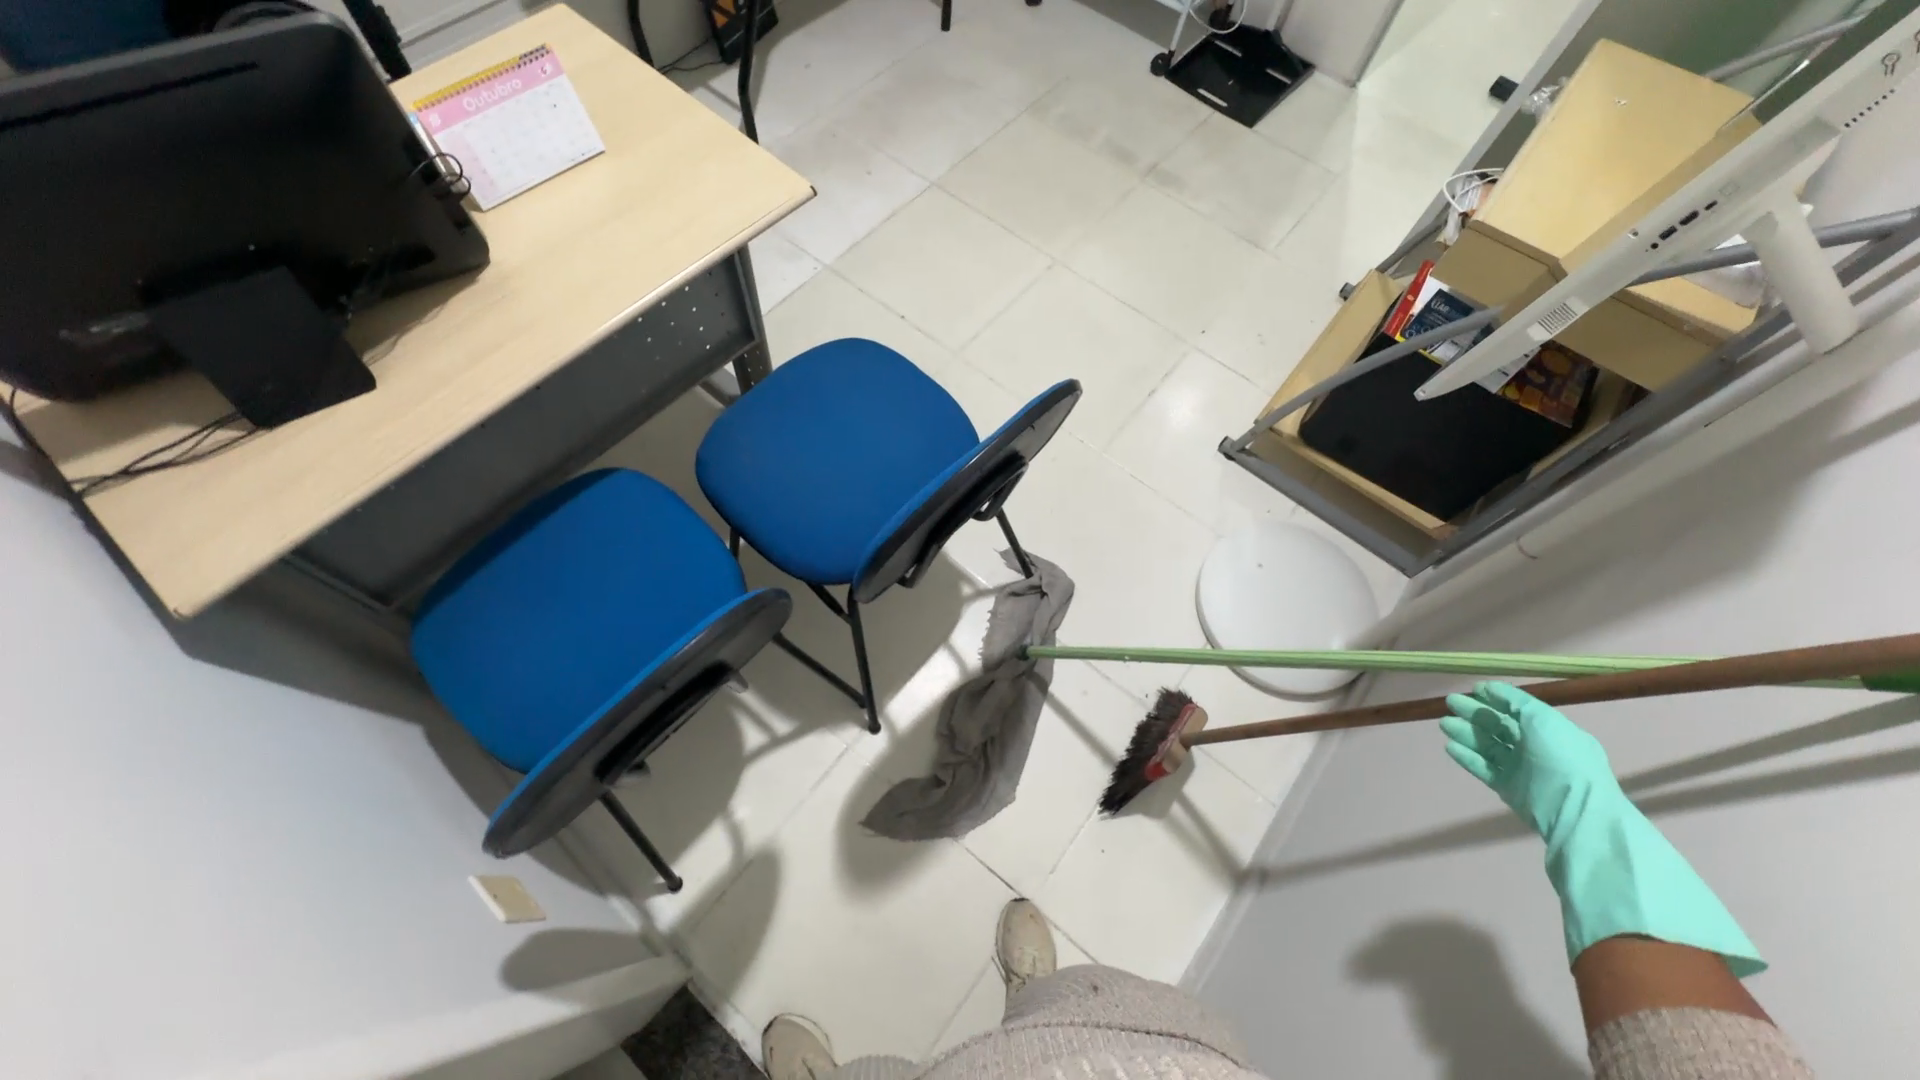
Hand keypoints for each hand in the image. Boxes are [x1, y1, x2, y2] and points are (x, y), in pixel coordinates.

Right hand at [1440, 681, 1619, 842]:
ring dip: (1467, 733)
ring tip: (1444, 723)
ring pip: (1489, 747)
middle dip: (1475, 713)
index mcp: (1551, 731)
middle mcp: (1537, 749)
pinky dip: (1468, 758)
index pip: (1519, 711)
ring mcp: (1522, 770)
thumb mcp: (1543, 720)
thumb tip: (1489, 687)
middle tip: (1450, 702)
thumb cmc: (1562, 759)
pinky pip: (1485, 769)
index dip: (1496, 699)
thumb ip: (1515, 701)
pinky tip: (1450, 747)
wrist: (1574, 812)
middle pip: (1500, 727)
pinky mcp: (1509, 788)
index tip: (1473, 690)